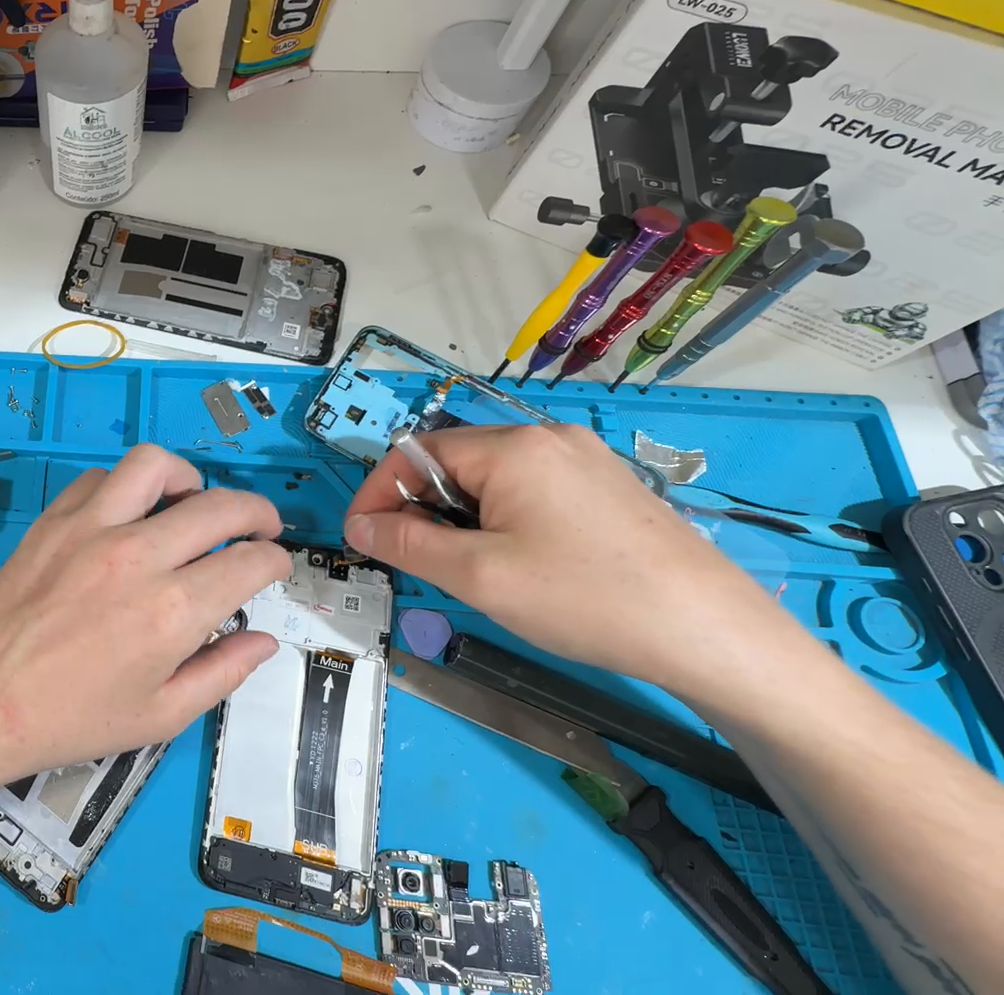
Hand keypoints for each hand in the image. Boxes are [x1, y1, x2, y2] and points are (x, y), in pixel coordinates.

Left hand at [0, 443, 290, 781]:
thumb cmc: (77, 716)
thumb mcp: (163, 715)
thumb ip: (223, 672)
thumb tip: (264, 640)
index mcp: (173, 610)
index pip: (250, 561)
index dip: (275, 560)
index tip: (274, 565)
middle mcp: (138, 556)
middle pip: (220, 506)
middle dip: (257, 512)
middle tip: (260, 528)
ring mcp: (91, 528)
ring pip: (155, 466)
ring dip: (188, 479)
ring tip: (193, 502)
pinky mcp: (54, 519)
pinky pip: (100, 477)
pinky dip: (126, 487)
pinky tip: (129, 514)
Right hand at [344, 424, 784, 690]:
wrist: (711, 632)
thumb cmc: (582, 598)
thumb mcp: (477, 576)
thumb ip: (407, 544)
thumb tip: (359, 526)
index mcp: (512, 447)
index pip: (416, 453)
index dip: (378, 494)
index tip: (362, 538)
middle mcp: (548, 438)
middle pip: (454, 461)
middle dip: (420, 506)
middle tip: (415, 559)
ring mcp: (585, 459)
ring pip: (492, 477)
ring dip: (460, 514)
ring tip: (466, 565)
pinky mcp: (609, 486)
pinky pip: (530, 488)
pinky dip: (501, 516)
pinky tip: (516, 560)